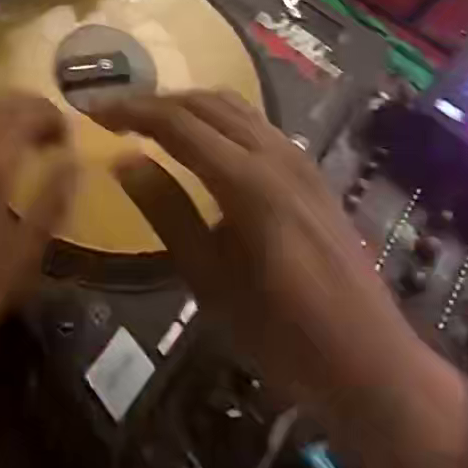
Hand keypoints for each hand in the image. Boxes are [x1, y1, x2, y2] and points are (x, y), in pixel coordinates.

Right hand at [91, 92, 467, 467]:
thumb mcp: (208, 279)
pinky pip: (252, 122)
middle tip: (112, 114)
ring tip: (145, 120)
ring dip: (182, 104)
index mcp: (248, 183)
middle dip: (151, 101)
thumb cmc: (280, 331)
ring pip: (230, 105)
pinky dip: (212, 116)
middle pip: (202, 102)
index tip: (92, 112)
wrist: (375, 366)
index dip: (129, 111)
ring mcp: (298, 160)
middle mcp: (276, 156)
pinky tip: (197, 139)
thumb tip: (122, 159)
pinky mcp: (309, 172)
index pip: (176, 122)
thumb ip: (165, 211)